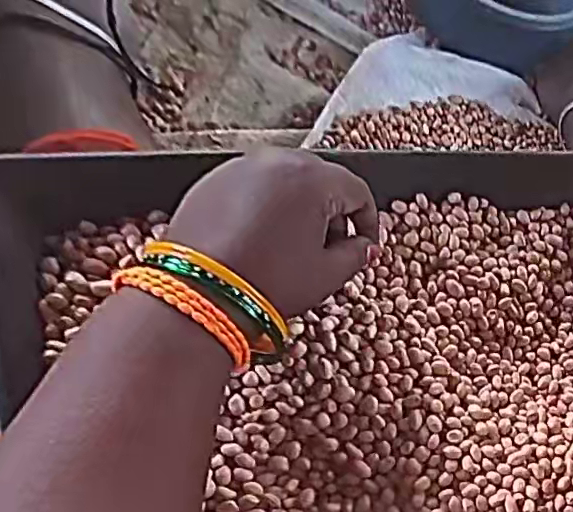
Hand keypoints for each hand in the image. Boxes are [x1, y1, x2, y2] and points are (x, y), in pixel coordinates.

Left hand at [165, 148, 380, 316]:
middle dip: (333, 215)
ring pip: (286, 182)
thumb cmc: (268, 283)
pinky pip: (255, 189)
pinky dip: (268, 211)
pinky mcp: (214, 180)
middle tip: (331, 251)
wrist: (203, 290)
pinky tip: (264, 244)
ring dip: (300, 211)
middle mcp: (276, 160)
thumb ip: (356, 255)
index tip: (365, 245)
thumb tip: (364, 246)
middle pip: (321, 180)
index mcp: (311, 178)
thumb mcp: (327, 276)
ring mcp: (241, 166)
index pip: (357, 190)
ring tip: (295, 251)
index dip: (368, 222)